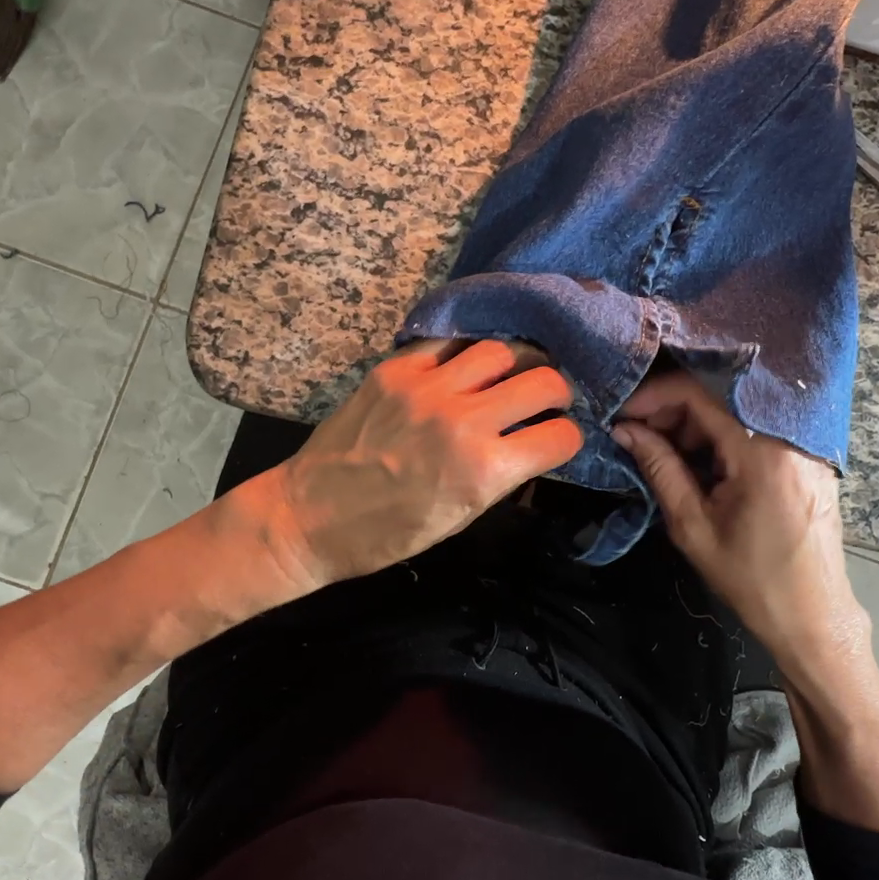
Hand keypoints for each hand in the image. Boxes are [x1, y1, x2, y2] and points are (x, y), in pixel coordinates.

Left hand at [267, 339, 582, 589]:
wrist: (310, 516)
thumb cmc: (388, 534)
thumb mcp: (460, 517)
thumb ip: (502, 475)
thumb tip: (533, 445)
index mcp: (484, 471)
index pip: (560, 436)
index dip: (568, 438)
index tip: (559, 438)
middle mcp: (463, 421)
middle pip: (542, 380)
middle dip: (556, 391)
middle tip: (547, 398)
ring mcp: (427, 389)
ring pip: (498, 349)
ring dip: (515, 363)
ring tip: (509, 374)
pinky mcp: (395, 370)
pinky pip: (446, 345)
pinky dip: (463, 354)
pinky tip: (464, 367)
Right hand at [611, 371, 866, 665]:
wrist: (813, 617)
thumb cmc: (749, 579)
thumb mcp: (691, 525)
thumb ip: (658, 467)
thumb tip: (624, 429)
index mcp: (761, 453)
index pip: (697, 395)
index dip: (653, 396)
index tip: (622, 414)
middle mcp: (789, 436)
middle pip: (718, 397)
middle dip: (670, 412)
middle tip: (638, 437)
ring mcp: (805, 445)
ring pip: (735, 410)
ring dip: (694, 425)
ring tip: (667, 456)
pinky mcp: (809, 457)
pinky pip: (755, 429)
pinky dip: (721, 437)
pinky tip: (702, 464)